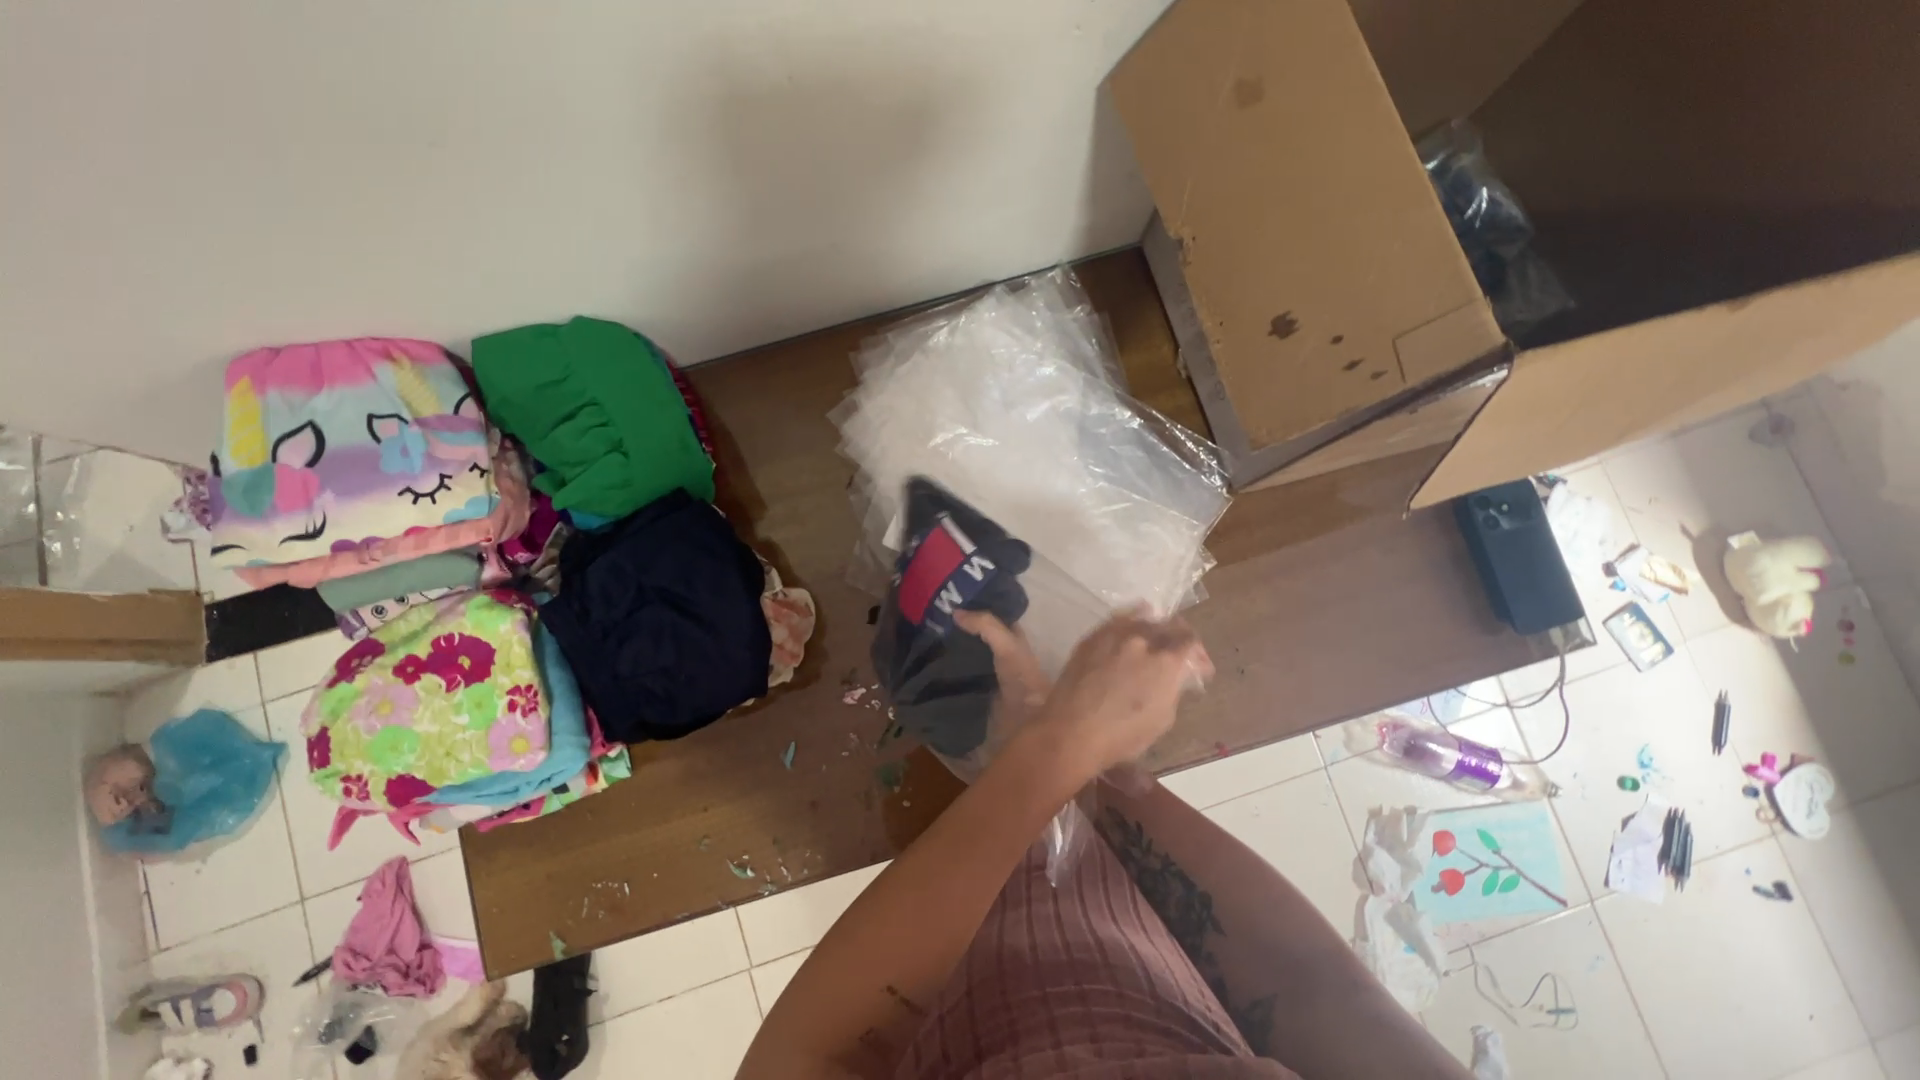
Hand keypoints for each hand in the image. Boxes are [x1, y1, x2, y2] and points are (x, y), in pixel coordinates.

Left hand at [956, 608, 1211, 779]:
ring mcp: (1115, 635)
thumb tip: (1175, 676)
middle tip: (1180, 651)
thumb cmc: (1121, 737)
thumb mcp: (1163, 718)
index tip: (1199, 668)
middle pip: (1169, 625)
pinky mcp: (1092, 637)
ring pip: (1143, 617)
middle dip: (1180, 638)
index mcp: (1166, 663)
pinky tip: (1132, 625)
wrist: (1071, 731)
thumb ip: (1173, 688)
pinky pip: (1117, 619)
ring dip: (1156, 625)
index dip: (1198, 654)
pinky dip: (1130, 619)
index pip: (1190, 642)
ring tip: (1157, 635)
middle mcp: (1143, 640)